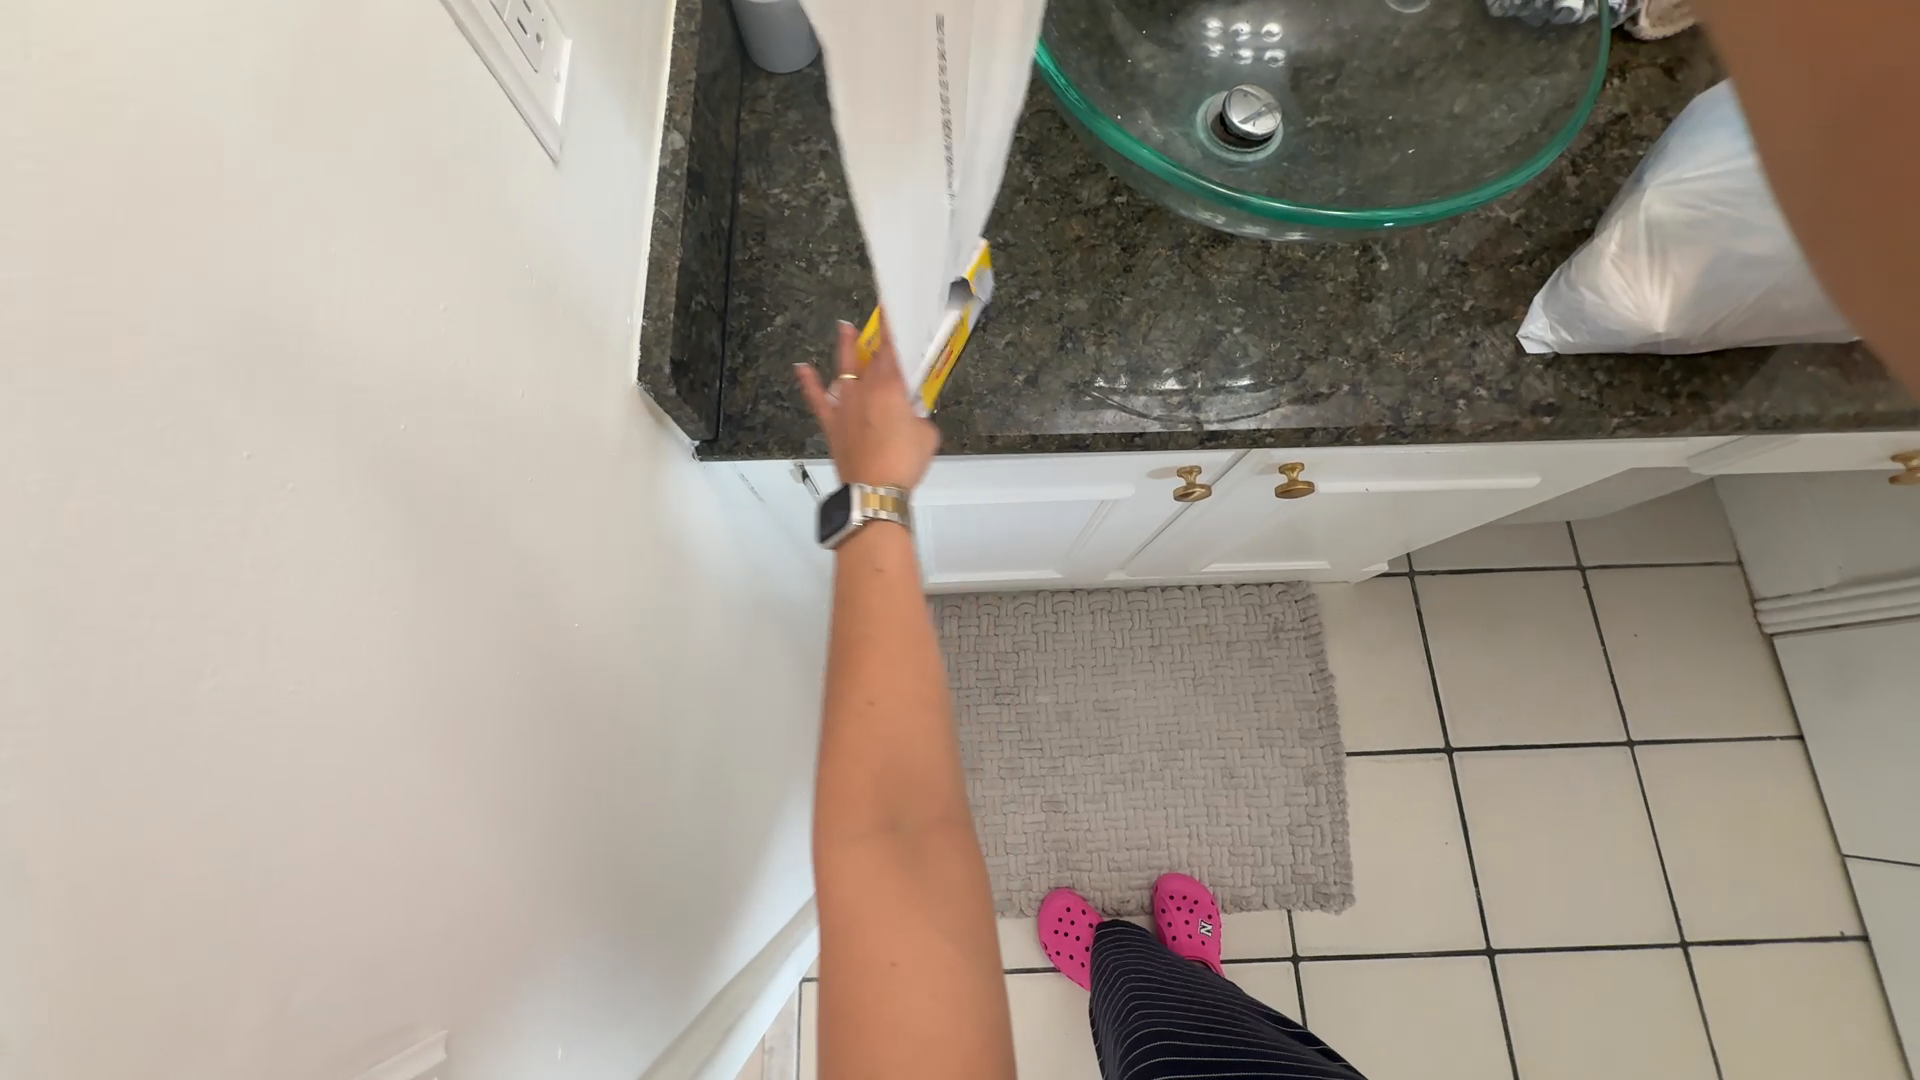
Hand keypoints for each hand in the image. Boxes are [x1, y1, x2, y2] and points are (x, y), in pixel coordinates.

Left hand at [795, 319, 940, 491]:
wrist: (874, 490)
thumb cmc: (904, 462)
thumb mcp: (928, 435)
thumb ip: (920, 418)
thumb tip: (912, 418)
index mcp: (891, 387)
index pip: (893, 349)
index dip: (893, 327)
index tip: (892, 307)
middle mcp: (865, 389)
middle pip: (872, 357)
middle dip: (877, 339)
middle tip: (880, 322)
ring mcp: (845, 404)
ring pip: (845, 368)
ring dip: (846, 347)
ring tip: (845, 328)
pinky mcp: (832, 422)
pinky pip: (817, 398)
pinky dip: (809, 382)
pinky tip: (801, 367)